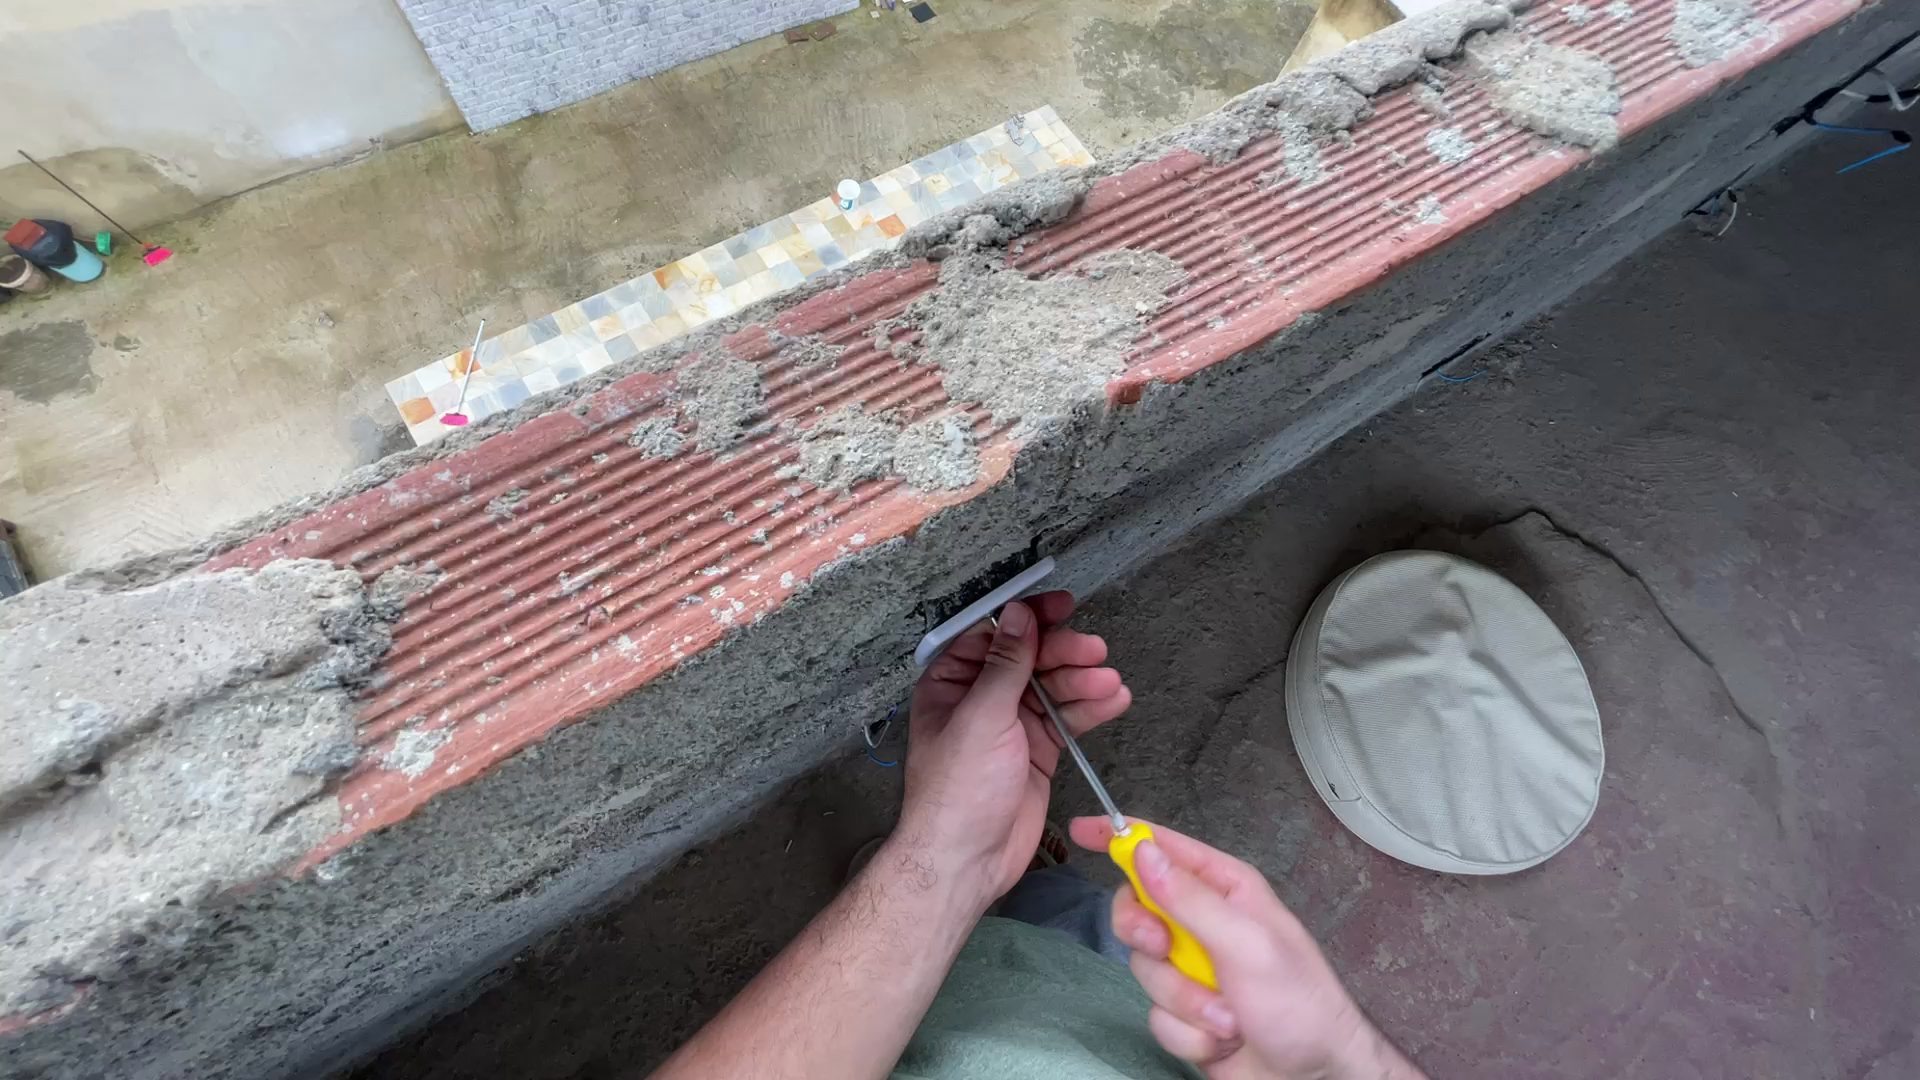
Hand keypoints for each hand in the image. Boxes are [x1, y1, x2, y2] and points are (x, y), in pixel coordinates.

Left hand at [898, 592, 1130, 910]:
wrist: (969, 860)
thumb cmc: (958, 787)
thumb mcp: (980, 716)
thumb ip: (1005, 664)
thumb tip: (1018, 614)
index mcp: (953, 680)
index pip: (993, 634)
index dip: (1028, 617)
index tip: (1061, 605)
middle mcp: (983, 696)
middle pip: (1030, 658)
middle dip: (1063, 652)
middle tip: (1094, 650)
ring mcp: (1013, 722)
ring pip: (1053, 686)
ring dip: (1083, 681)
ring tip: (1109, 681)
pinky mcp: (1038, 747)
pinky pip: (1067, 718)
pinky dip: (1090, 708)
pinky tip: (1114, 699)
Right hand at [1069, 819, 1425, 1079]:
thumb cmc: (1297, 1002)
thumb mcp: (1247, 943)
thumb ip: (1189, 899)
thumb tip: (1139, 851)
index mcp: (1220, 886)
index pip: (1159, 846)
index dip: (1119, 835)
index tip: (1080, 830)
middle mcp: (1200, 919)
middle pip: (1135, 907)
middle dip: (1145, 934)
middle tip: (1164, 948)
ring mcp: (1190, 966)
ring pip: (1143, 967)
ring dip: (1183, 1000)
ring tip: (1227, 1017)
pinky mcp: (1184, 1010)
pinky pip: (1156, 1013)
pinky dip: (1188, 1032)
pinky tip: (1224, 1039)